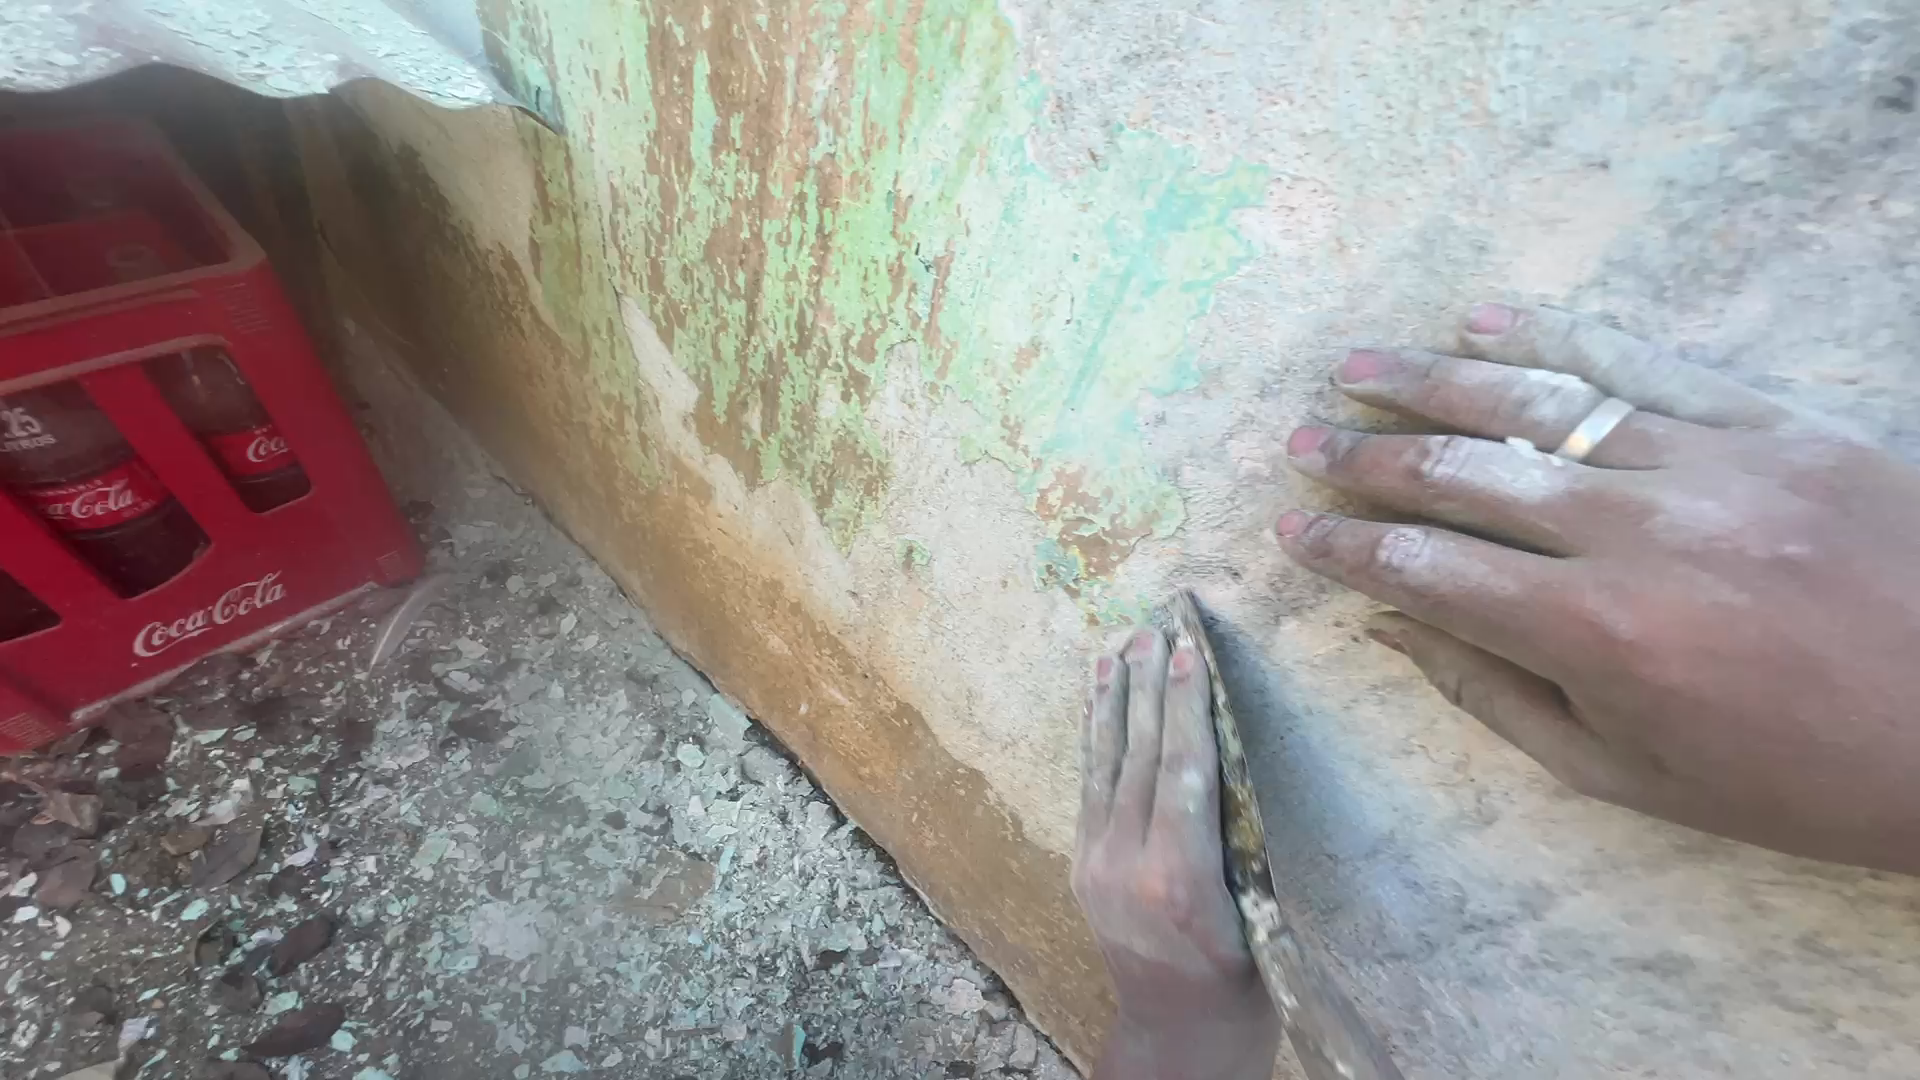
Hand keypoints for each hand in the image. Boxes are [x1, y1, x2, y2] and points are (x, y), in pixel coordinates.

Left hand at [1074, 629, 1280, 1079]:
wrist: (1173, 1039)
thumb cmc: (1240, 984)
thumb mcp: (1257, 912)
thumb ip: (1232, 834)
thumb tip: (1215, 750)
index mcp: (1179, 877)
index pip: (1182, 767)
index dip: (1184, 703)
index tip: (1185, 648)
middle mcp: (1124, 859)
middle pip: (1139, 753)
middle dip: (1146, 685)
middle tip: (1149, 626)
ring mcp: (1093, 858)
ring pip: (1105, 760)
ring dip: (1113, 699)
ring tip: (1115, 648)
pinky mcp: (1079, 859)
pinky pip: (1089, 783)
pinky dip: (1095, 736)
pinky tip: (1098, 702)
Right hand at [1277, 303, 1919, 873]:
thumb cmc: (1799, 776)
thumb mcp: (1619, 771)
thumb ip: (1484, 690)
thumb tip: (1384, 622)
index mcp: (1592, 630)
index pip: (1420, 567)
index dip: (1342, 546)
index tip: (1290, 528)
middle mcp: (1636, 534)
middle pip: (1458, 474)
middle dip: (1362, 456)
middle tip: (1301, 439)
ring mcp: (1711, 467)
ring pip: (1534, 406)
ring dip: (1429, 381)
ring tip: (1357, 365)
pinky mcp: (1781, 427)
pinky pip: (1648, 365)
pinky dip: (1557, 338)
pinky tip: (1486, 317)